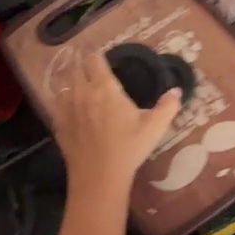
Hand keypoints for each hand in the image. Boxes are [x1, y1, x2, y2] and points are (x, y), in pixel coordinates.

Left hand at [50, 50, 183, 190]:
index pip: (94, 59)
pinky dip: (65, 102)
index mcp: (104, 88)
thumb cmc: (128, 148)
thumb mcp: (154, 127)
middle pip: (77, 69)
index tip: (105, 61)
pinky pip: (58, 104)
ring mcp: (66, 108)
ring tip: (84, 90)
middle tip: (96, 73)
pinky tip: (73, 110)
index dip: (99, 57)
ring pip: (66, 85)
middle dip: (85, 67)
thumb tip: (176, 90)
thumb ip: (167, 106)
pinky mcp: (58, 124)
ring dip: (74, 84)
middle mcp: (82, 92)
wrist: (99, 176)